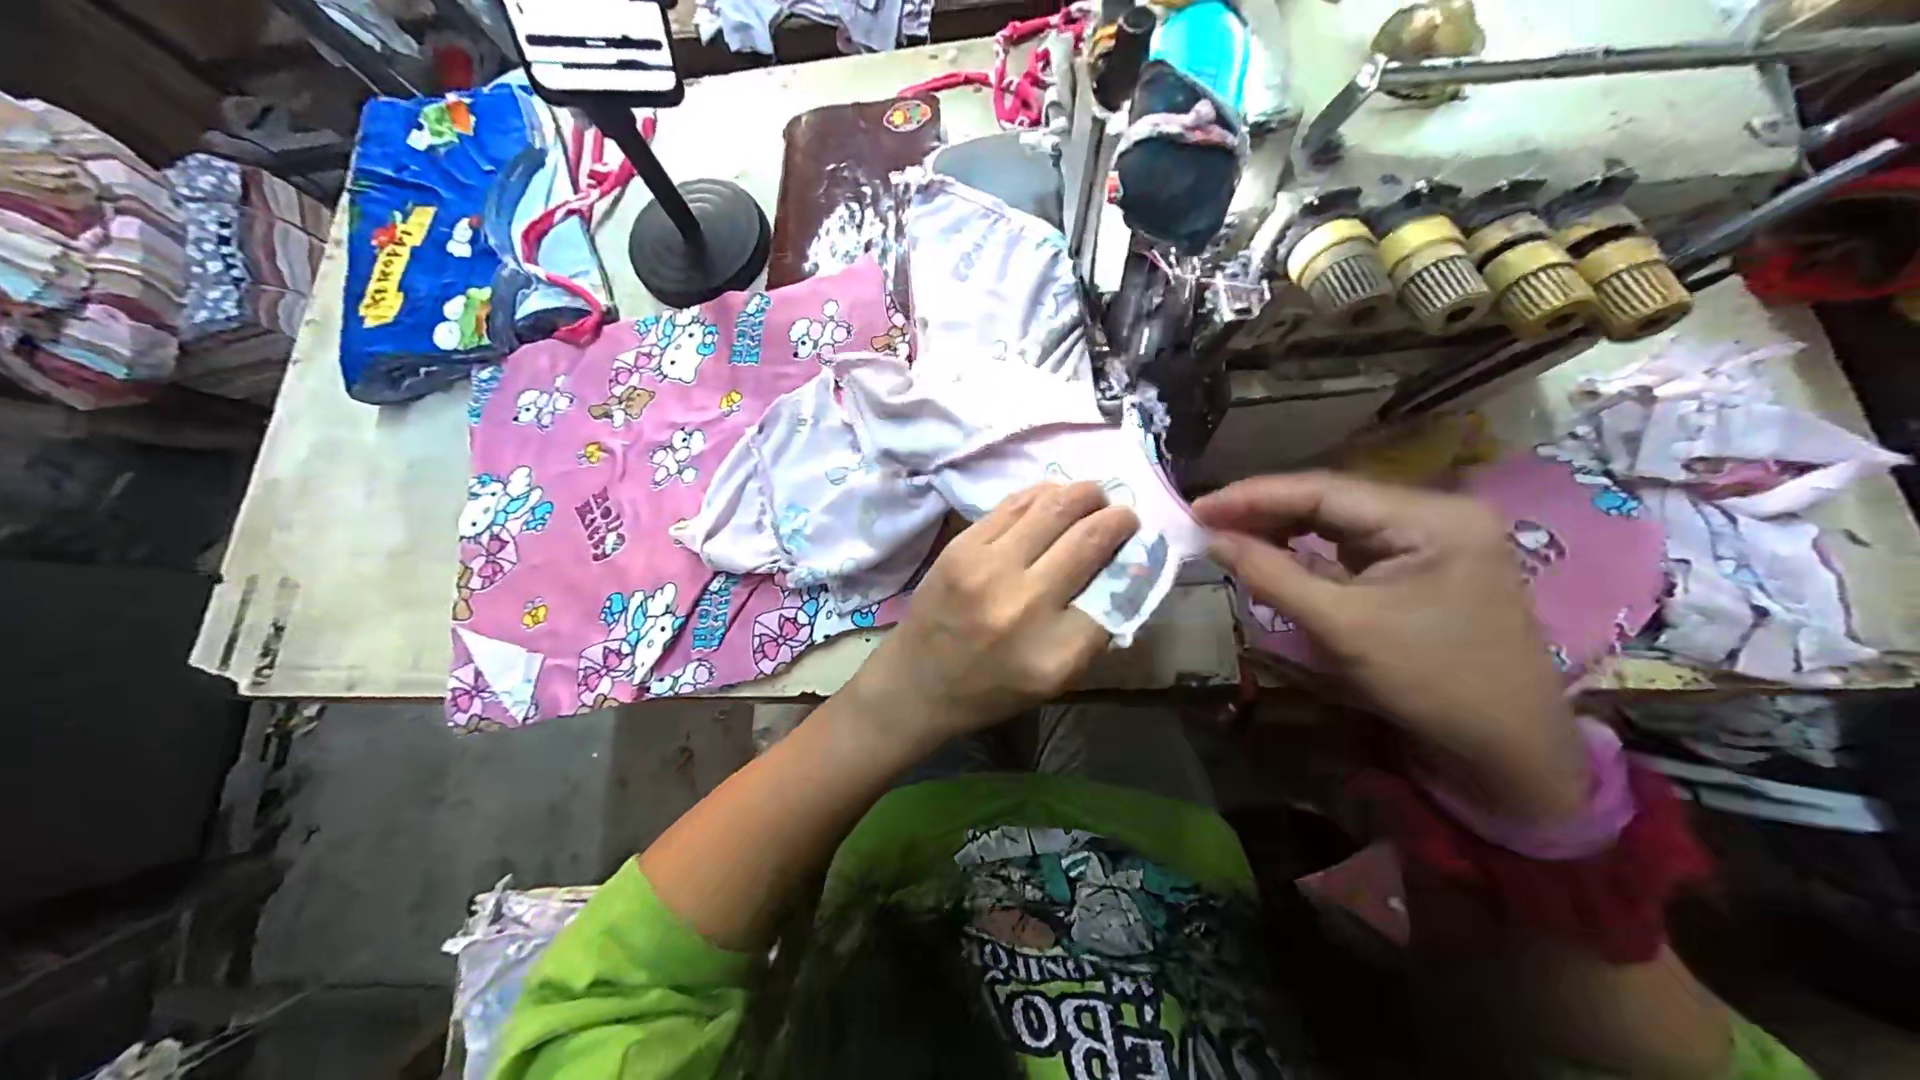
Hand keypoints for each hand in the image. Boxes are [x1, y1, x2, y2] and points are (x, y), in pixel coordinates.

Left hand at [848, 481, 1139, 750]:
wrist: (917, 681)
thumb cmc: (993, 687)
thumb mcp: (1057, 678)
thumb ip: (1095, 629)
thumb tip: (1129, 567)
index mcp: (1056, 652)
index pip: (1118, 590)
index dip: (1136, 560)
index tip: (1140, 546)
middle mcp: (1025, 605)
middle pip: (1089, 539)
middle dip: (1117, 518)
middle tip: (1124, 514)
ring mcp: (988, 569)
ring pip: (1055, 507)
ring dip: (1085, 495)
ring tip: (1094, 497)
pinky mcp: (962, 547)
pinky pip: (1015, 504)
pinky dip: (1044, 494)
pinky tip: (1055, 497)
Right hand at [1194, 471, 1589, 822]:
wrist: (1508, 747)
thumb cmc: (1430, 682)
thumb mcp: (1341, 627)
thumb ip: (1272, 574)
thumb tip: (1212, 539)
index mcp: (1431, 517)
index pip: (1323, 489)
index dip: (1253, 495)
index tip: (1197, 507)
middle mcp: (1435, 512)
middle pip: (1331, 499)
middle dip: (1265, 511)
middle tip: (1205, 523)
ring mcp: (1431, 537)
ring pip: (1337, 521)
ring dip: (1282, 528)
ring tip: (1228, 536)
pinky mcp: (1421, 563)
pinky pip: (1352, 546)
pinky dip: (1308, 550)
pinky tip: (1273, 552)